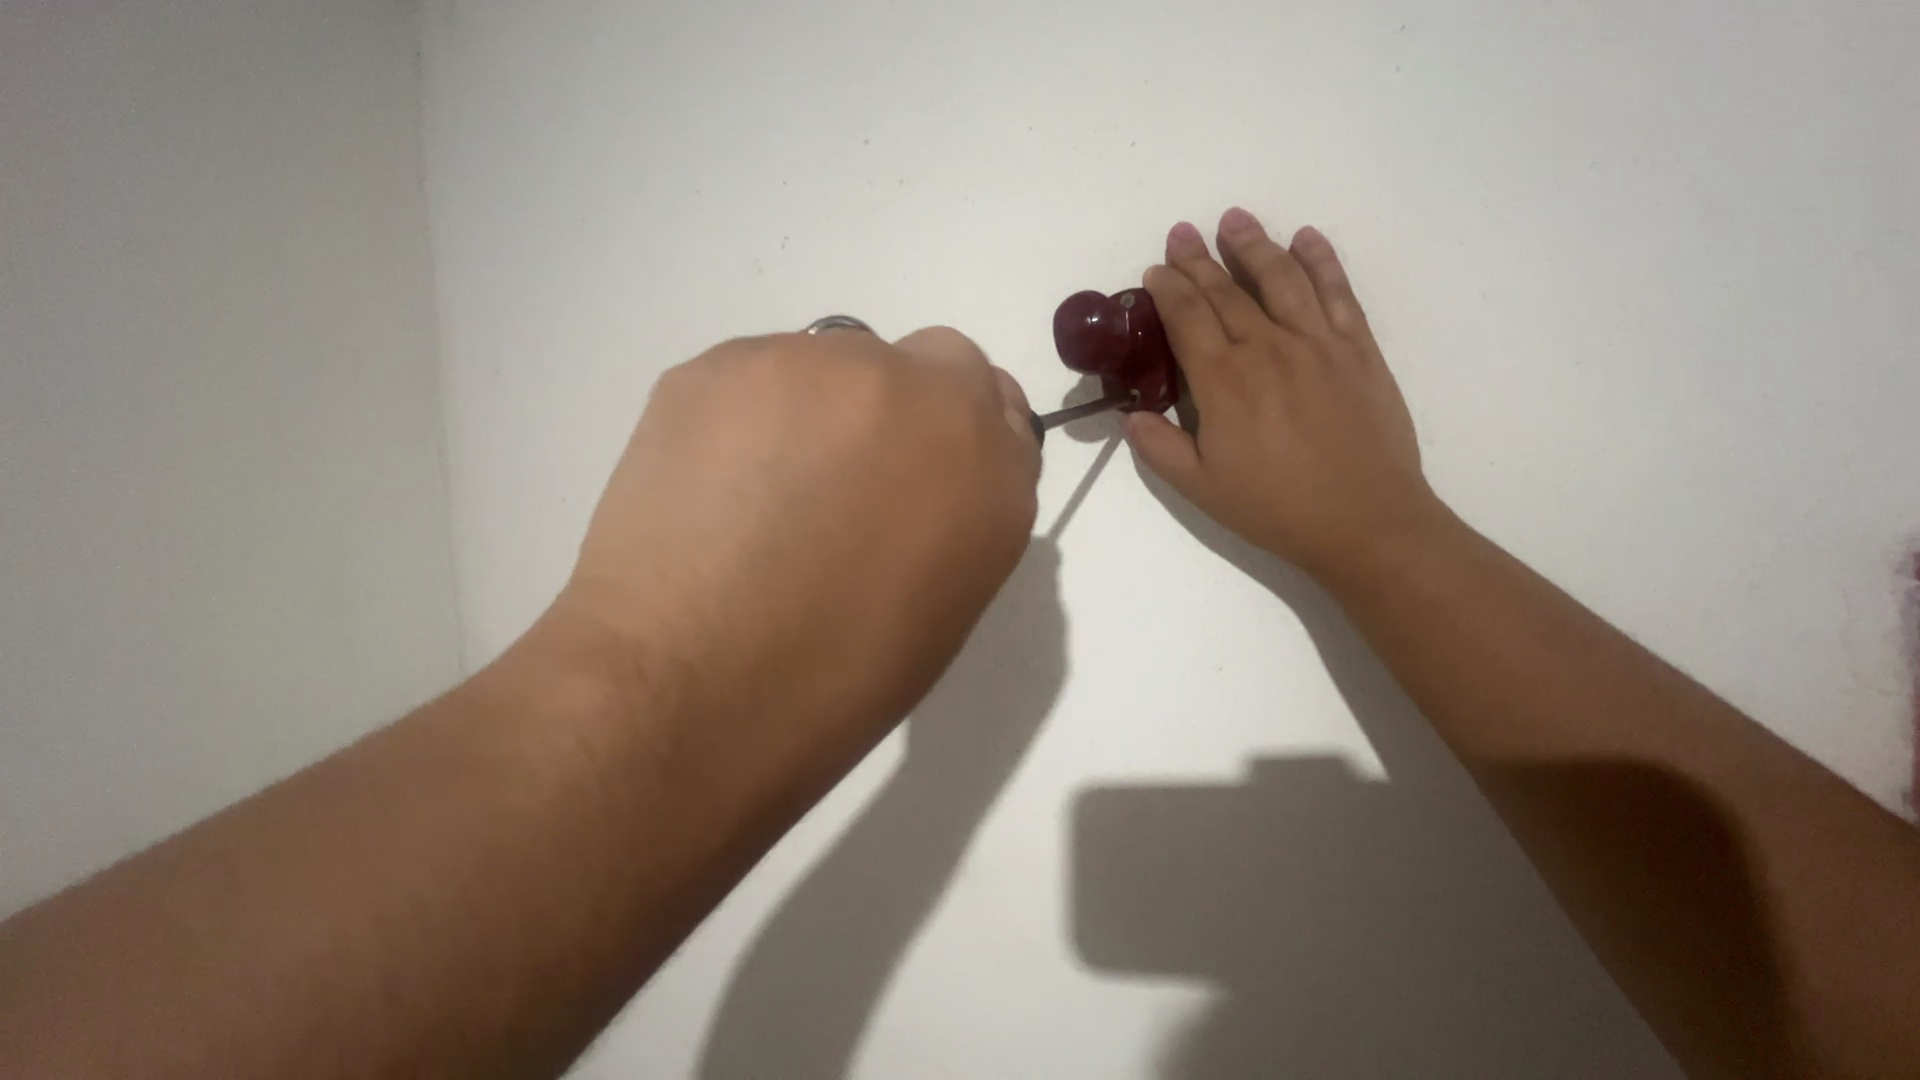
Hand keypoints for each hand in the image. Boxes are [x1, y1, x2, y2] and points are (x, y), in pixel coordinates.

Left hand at [554, 327, 1038, 753]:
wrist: (690, 689)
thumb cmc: (834, 680)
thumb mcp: (943, 602)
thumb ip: (958, 514)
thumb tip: (921, 478)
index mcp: (992, 468)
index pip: (1000, 410)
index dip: (956, 442)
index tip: (919, 477)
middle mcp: (923, 394)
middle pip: (930, 363)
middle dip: (902, 410)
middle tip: (842, 482)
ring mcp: (823, 366)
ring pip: (837, 362)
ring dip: (819, 412)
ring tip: (761, 496)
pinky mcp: (727, 363)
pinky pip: (758, 374)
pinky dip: (747, 418)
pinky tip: (712, 485)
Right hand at [1124, 209, 1442, 581]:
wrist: (1365, 520)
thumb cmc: (1275, 508)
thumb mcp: (1200, 488)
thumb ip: (1159, 448)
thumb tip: (1128, 415)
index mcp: (1223, 383)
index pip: (1187, 319)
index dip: (1168, 291)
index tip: (1155, 270)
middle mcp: (1266, 349)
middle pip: (1226, 292)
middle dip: (1198, 260)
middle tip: (1181, 232)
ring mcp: (1317, 343)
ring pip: (1280, 279)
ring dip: (1254, 245)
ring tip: (1234, 218)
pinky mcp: (1357, 348)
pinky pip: (1337, 292)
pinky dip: (1321, 261)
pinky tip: (1307, 238)